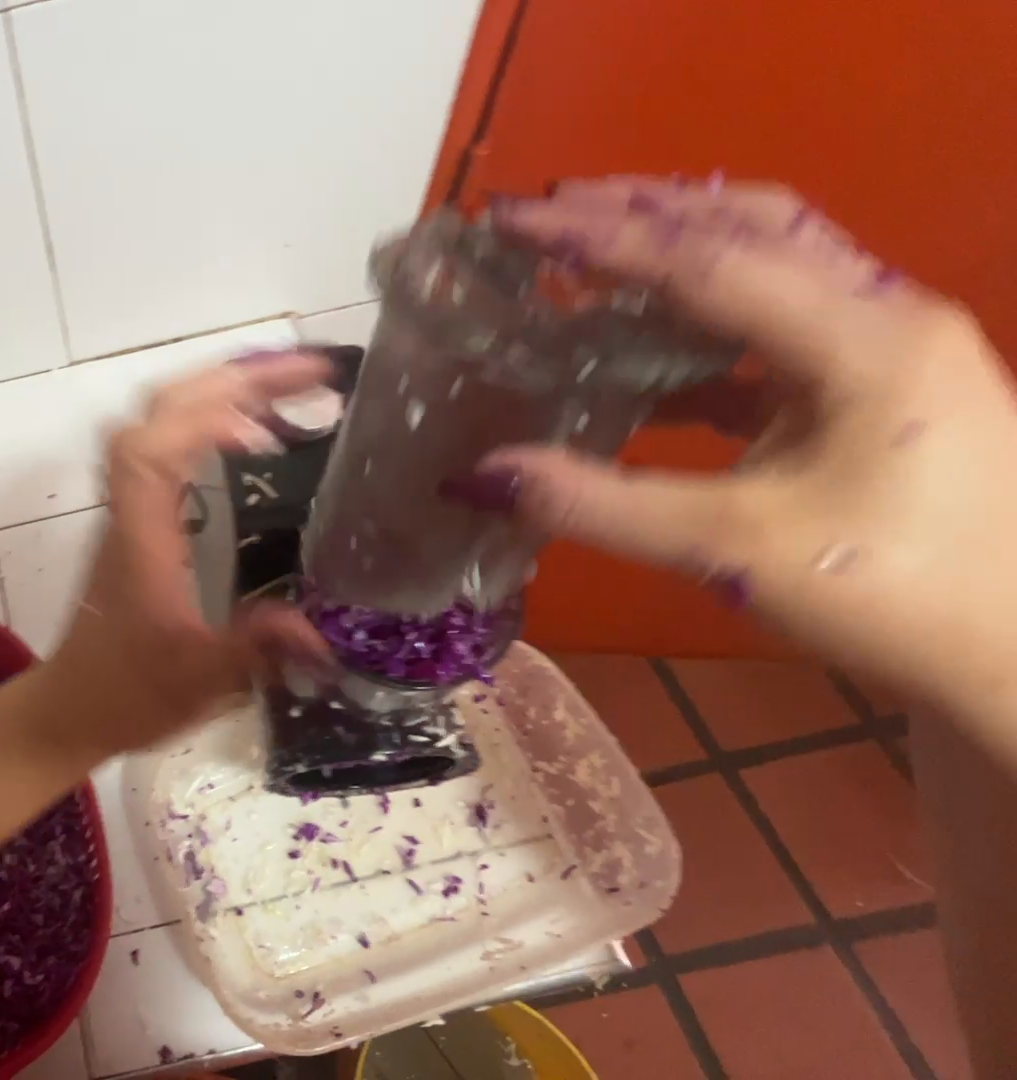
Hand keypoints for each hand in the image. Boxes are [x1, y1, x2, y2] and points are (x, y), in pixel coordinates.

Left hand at [40, 353, 331, 757]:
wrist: (70, 706)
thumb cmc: (125, 693)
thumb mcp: (197, 680)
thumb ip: (254, 652)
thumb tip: (322, 635)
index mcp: (141, 537)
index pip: (153, 447)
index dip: (209, 412)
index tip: (278, 412)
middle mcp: (130, 510)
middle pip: (158, 414)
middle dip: (230, 382)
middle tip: (307, 376)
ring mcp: (129, 511)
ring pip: (158, 423)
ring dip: (218, 395)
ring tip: (286, 393)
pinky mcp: (136, 521)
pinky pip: (164, 448)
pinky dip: (207, 426)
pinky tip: (251, 443)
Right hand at [476, 177, 1016, 725]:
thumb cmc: (895, 592)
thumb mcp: (730, 549)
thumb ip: (594, 503)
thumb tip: (474, 475)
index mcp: (864, 341)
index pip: (710, 260)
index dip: (603, 238)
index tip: (515, 223)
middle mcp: (881, 318)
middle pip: (752, 226)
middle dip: (643, 209)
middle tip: (549, 212)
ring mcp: (879, 349)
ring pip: (766, 264)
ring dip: (671, 250)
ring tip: (582, 254)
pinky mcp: (864, 387)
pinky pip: (764, 324)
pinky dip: (690, 318)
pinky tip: (633, 345)